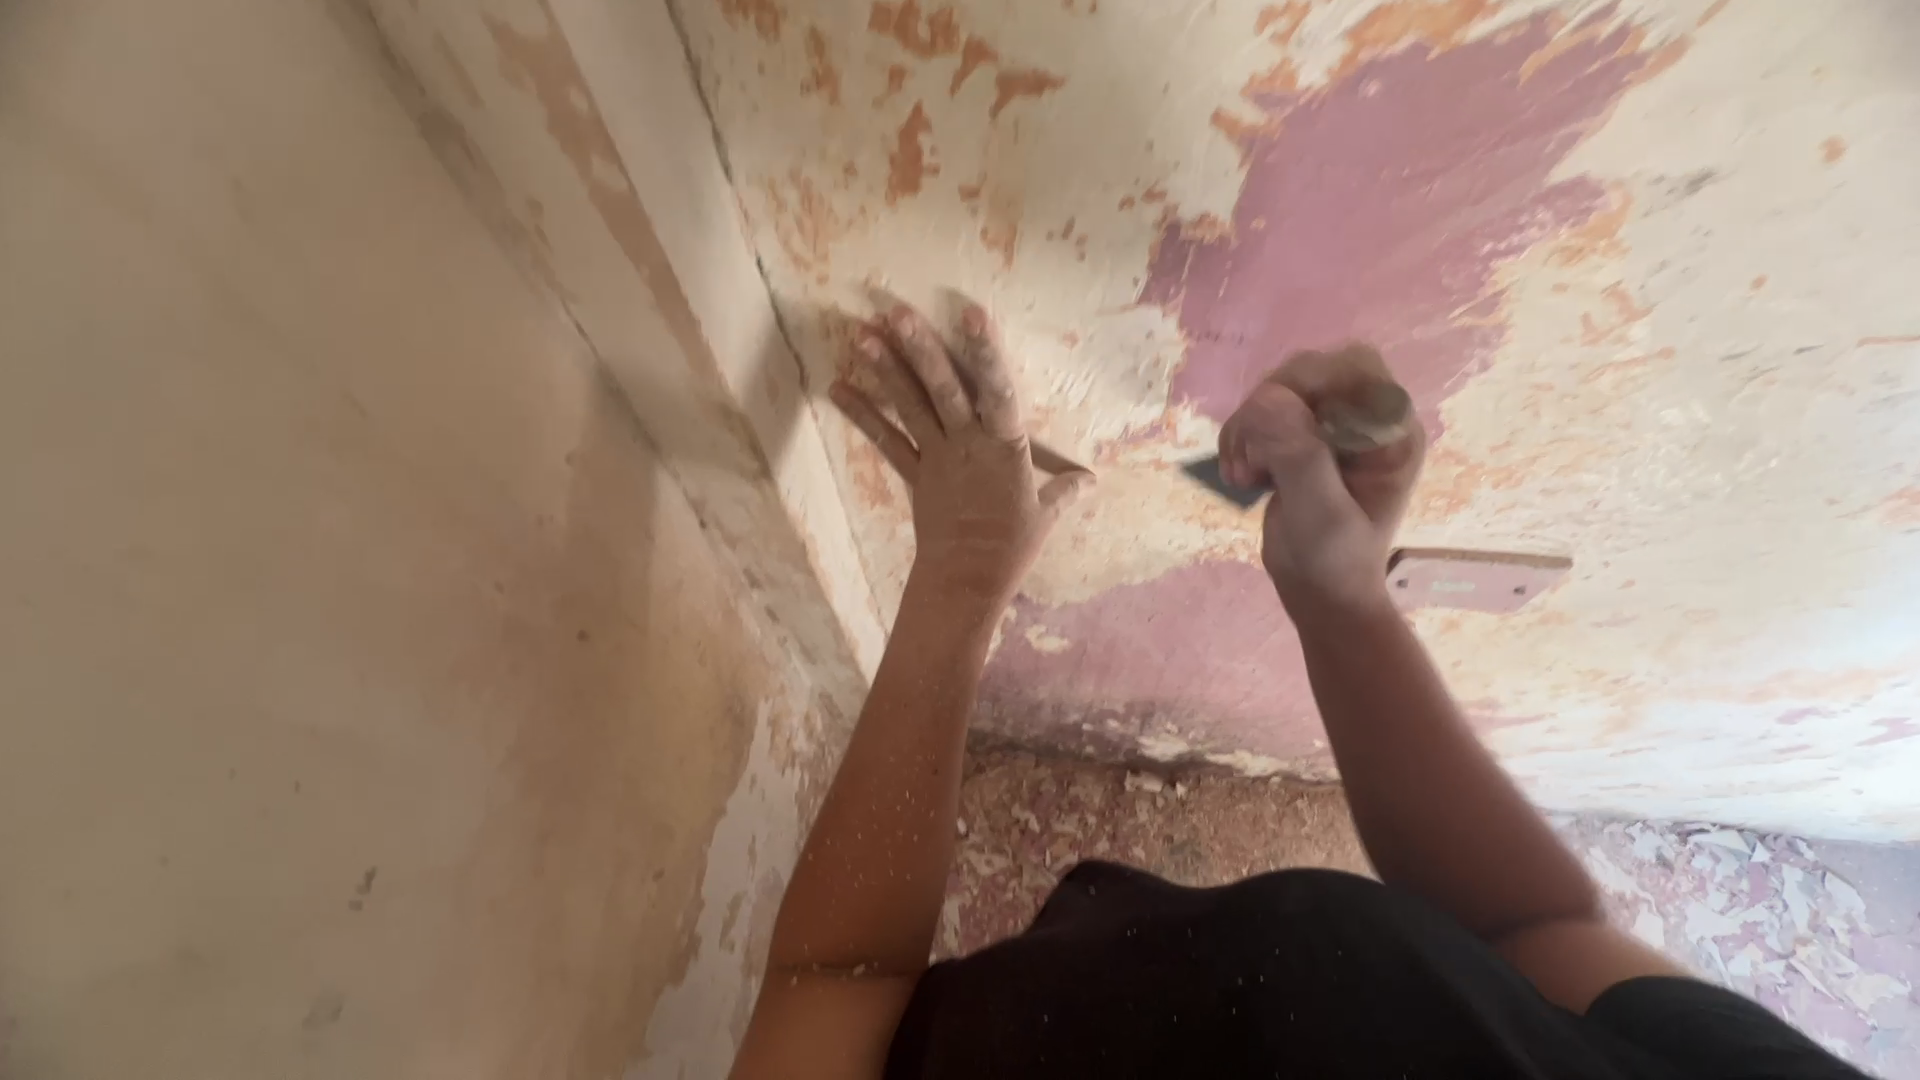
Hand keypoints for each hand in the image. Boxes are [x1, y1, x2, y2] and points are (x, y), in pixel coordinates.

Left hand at [830, 302, 1092, 605]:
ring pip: (911, 407)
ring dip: (887, 370)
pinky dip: (862, 415)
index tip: (973, 314)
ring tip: (863, 334)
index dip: (987, 353)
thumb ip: (1064, 491)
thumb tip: (1091, 481)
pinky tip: (837, 388)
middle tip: (898, 312)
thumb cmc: (1012, 548)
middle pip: (944, 391)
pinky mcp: (914, 475)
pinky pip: (886, 442)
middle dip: (922, 350)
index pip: (999, 391)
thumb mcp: (1045, 516)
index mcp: (1006, 448)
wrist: (967, 581)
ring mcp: (936, 458)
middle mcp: (968, 444)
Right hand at [1217, 345, 1425, 617]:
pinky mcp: (1298, 442)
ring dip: (1246, 428)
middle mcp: (1363, 421)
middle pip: (1307, 373)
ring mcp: (1328, 430)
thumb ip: (1299, 454)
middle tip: (1249, 459)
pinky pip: (1260, 416)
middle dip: (1267, 410)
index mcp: (1390, 431)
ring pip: (1276, 392)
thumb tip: (1265, 398)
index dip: (1305, 387)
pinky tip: (1239, 473)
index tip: (1271, 437)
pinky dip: (1239, 439)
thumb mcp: (1319, 513)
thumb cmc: (1332, 560)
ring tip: (1240, 473)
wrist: (1318, 593)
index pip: (1352, 368)